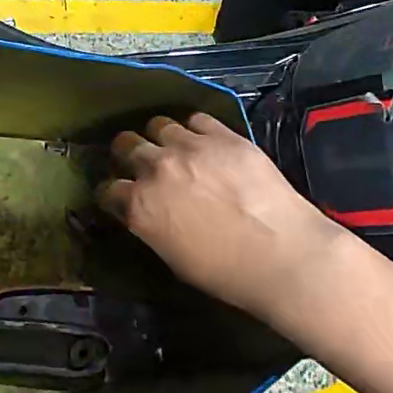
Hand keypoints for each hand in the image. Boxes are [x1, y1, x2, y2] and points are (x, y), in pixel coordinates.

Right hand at [96, 113, 359, 324]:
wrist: (285, 255)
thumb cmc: (227, 273)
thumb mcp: (173, 259)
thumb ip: (151, 227)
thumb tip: (148, 215)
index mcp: (139, 206)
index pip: (107, 189)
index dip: (112, 193)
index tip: (120, 197)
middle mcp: (156, 169)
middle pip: (125, 145)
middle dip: (127, 154)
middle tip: (140, 163)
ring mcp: (189, 147)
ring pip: (157, 124)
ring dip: (160, 138)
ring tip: (173, 148)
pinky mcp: (222, 136)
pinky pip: (196, 119)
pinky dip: (194, 130)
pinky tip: (204, 142)